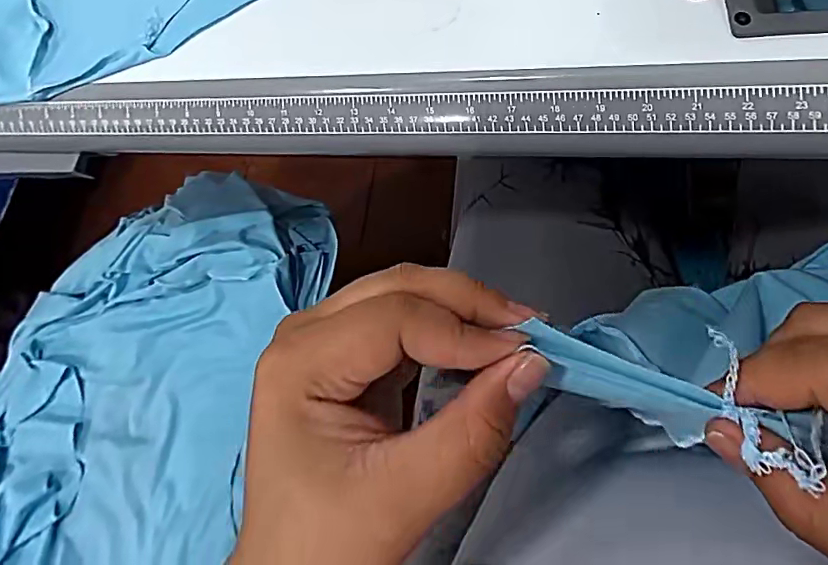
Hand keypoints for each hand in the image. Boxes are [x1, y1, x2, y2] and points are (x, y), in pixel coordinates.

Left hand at [232, 265, 550, 564]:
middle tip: (527, 329)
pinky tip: (480, 345)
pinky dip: (448, 326)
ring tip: (512, 334)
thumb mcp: (401, 499)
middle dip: (469, 304)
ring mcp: (322, 335)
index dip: (463, 330)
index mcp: (299, 361)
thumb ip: (471, 433)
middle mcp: (305, 332)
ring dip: (463, 309)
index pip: (395, 317)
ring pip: (405, 292)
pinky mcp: (345, 348)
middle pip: (400, 288)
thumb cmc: (326, 544)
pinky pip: (405, 316)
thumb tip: (528, 366)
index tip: (521, 352)